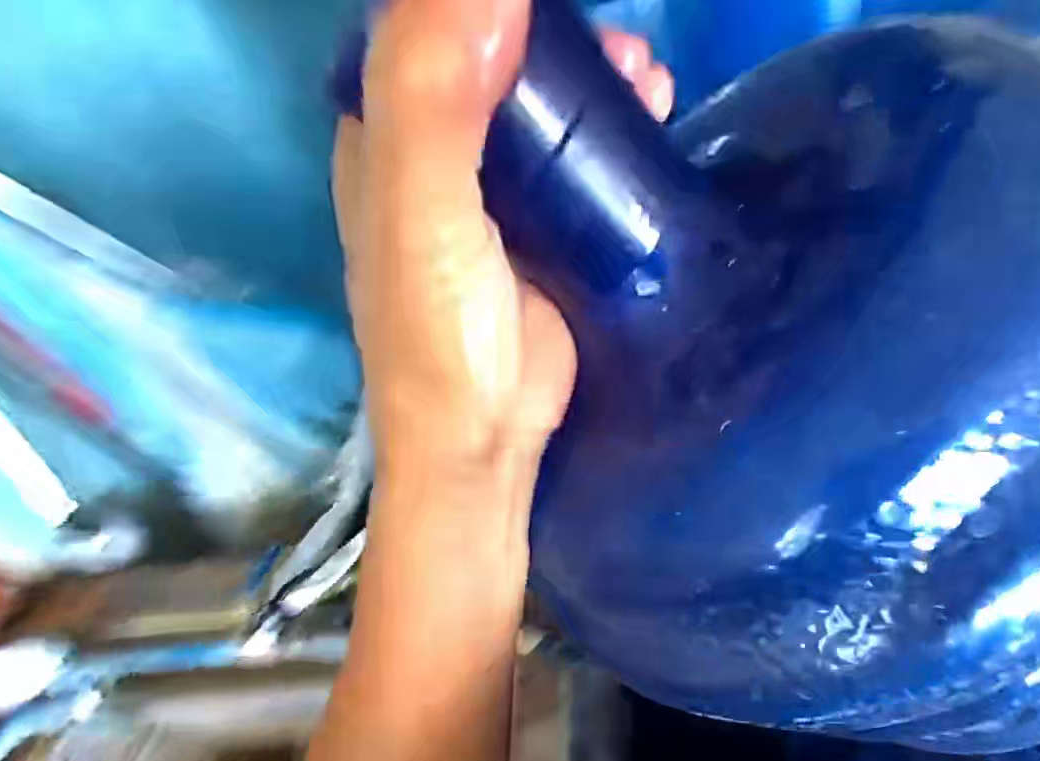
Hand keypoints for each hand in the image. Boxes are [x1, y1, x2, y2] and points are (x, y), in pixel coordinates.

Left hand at [334, 0, 673, 475]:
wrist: (487, 439)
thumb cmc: (441, 334)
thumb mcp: (422, 210)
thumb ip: (435, 94)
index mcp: (387, 141)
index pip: (426, 31)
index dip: (482, 5)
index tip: (549, 1)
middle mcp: (441, 164)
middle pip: (497, 68)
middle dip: (558, 43)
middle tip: (619, 49)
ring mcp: (501, 207)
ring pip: (549, 119)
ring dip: (598, 91)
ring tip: (649, 83)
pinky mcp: (551, 245)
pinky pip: (584, 175)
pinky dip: (618, 147)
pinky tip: (652, 129)